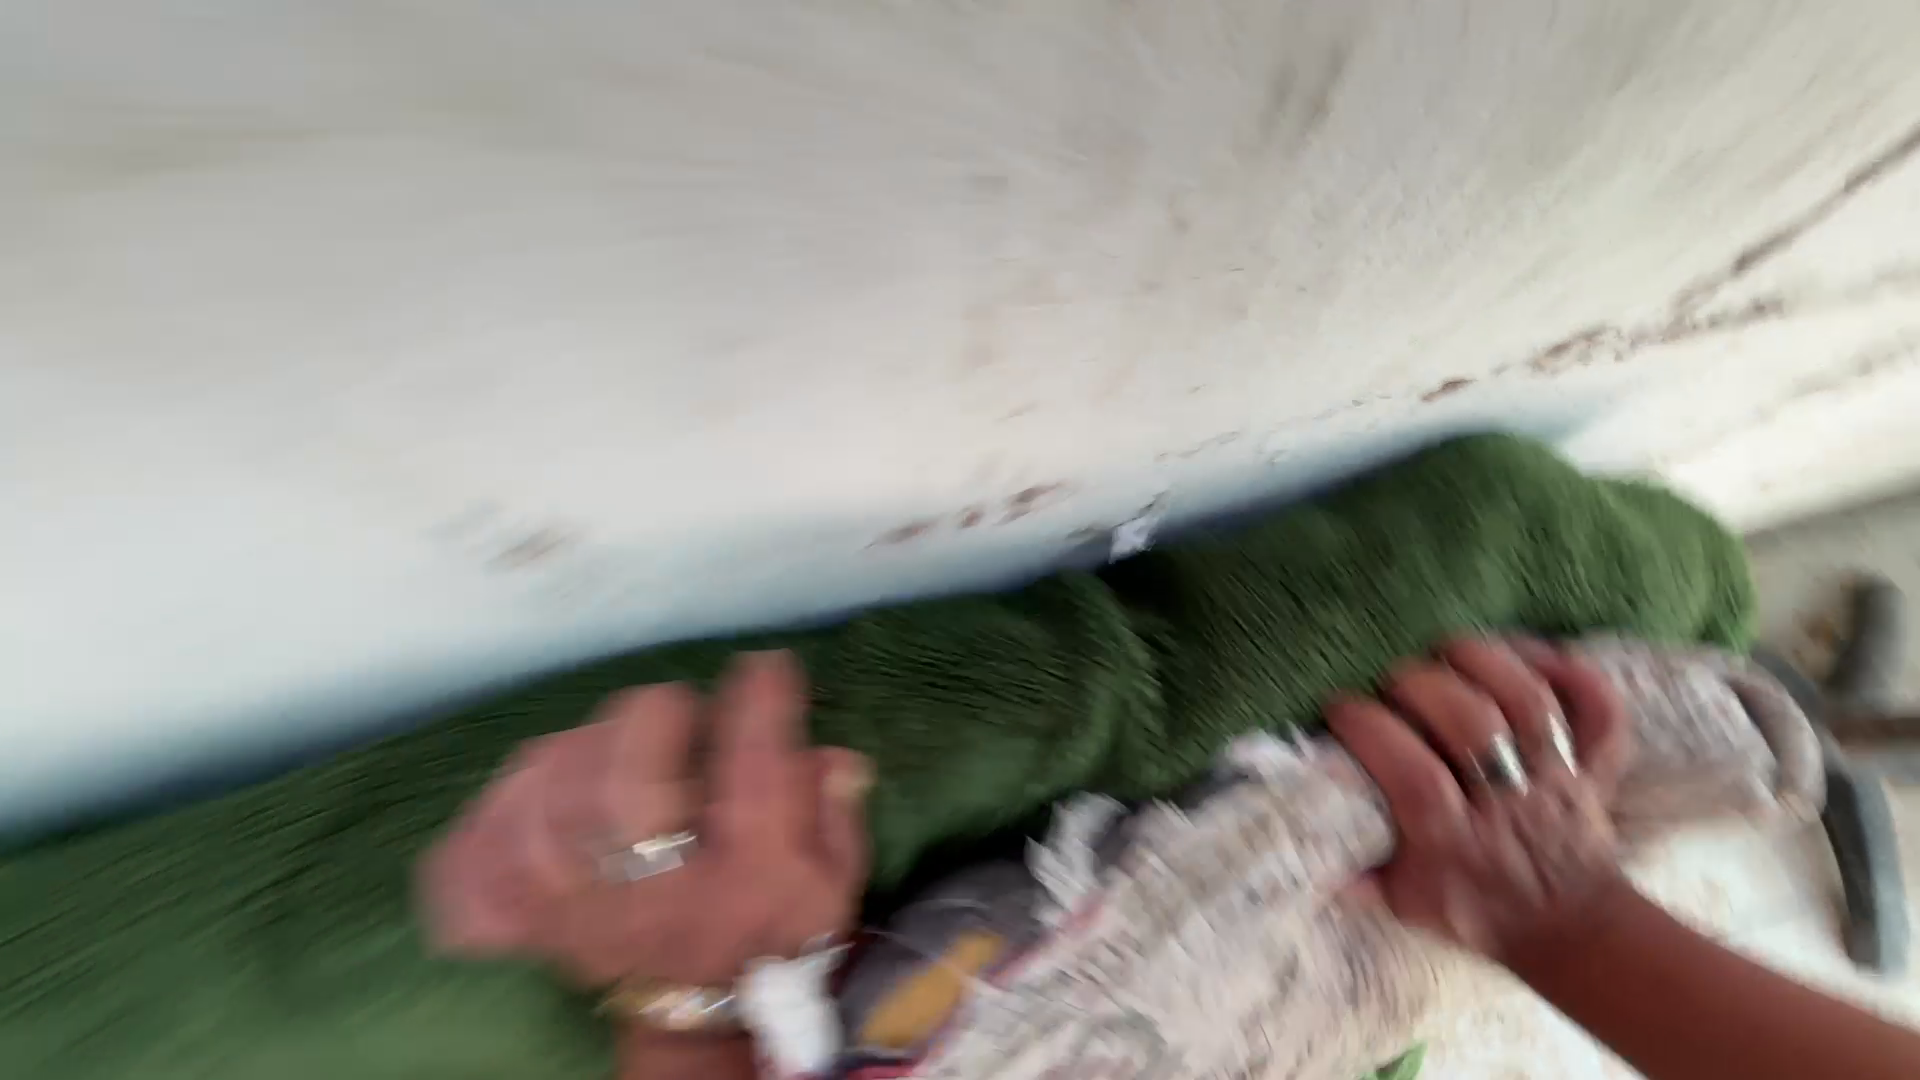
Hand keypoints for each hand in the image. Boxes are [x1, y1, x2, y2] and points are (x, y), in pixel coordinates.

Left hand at [417, 649, 871, 989]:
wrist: (700, 1013)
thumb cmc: (774, 930)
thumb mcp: (832, 879)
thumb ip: (835, 812)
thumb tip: (835, 755)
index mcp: (745, 880)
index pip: (753, 776)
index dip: (759, 704)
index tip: (765, 664)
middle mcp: (656, 897)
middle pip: (622, 792)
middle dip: (650, 721)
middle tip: (677, 705)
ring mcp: (577, 914)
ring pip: (544, 813)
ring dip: (576, 750)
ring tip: (611, 736)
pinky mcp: (527, 923)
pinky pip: (478, 867)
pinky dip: (492, 812)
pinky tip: (533, 783)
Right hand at [1326, 638, 1635, 968]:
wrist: (1570, 930)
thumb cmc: (1471, 904)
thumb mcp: (1401, 901)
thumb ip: (1351, 869)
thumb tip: (1292, 824)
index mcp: (1454, 840)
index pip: (1415, 776)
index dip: (1369, 730)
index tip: (1337, 708)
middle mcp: (1506, 804)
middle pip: (1474, 726)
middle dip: (1420, 685)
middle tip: (1388, 680)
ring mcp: (1556, 780)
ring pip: (1531, 703)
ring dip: (1485, 662)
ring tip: (1444, 650)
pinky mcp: (1590, 766)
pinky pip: (1598, 712)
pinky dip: (1572, 672)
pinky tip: (1528, 651)